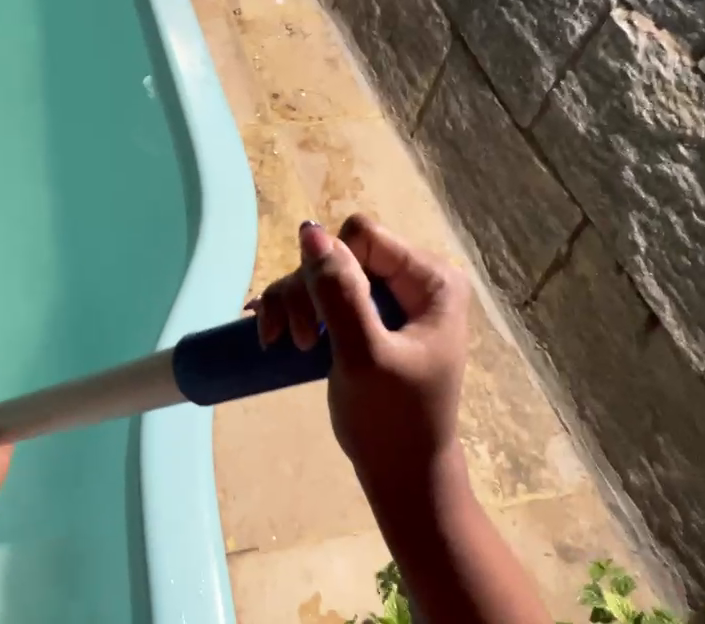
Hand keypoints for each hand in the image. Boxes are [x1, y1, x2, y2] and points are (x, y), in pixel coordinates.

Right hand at [251, 215, 470, 494]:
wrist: (399, 474)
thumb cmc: (393, 420)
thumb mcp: (364, 356)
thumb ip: (340, 293)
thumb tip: (310, 231)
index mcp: (431, 280)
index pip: (363, 237)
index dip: (332, 268)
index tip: (322, 319)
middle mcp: (410, 278)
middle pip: (336, 253)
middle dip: (307, 292)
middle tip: (299, 340)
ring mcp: (385, 297)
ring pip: (318, 271)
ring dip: (293, 303)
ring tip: (285, 342)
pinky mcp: (362, 314)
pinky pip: (315, 291)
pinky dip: (290, 309)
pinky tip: (272, 333)